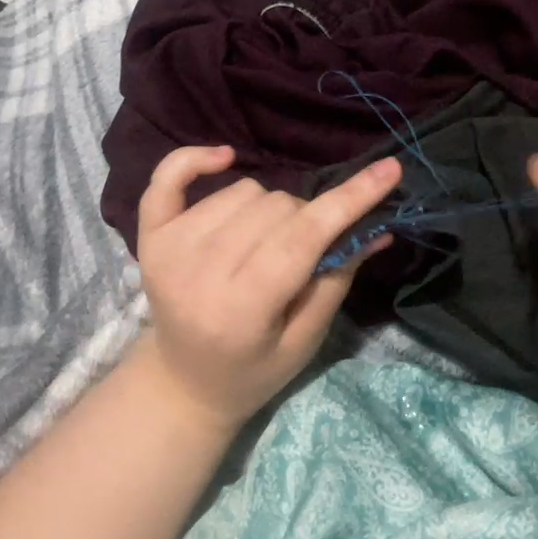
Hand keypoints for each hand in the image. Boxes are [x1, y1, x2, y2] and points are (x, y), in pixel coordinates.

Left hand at [135, 147, 403, 428]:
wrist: (182, 380)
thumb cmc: (252, 370)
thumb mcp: (303, 341)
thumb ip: (335, 281)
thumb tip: (376, 226)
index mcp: (240, 308)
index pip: (300, 238)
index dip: (348, 201)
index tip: (388, 170)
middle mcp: (198, 272)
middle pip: (276, 208)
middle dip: (307, 220)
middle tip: (304, 252)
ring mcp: (169, 248)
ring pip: (243, 190)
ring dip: (268, 206)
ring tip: (263, 243)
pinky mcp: (149, 235)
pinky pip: (169, 175)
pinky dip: (197, 159)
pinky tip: (224, 158)